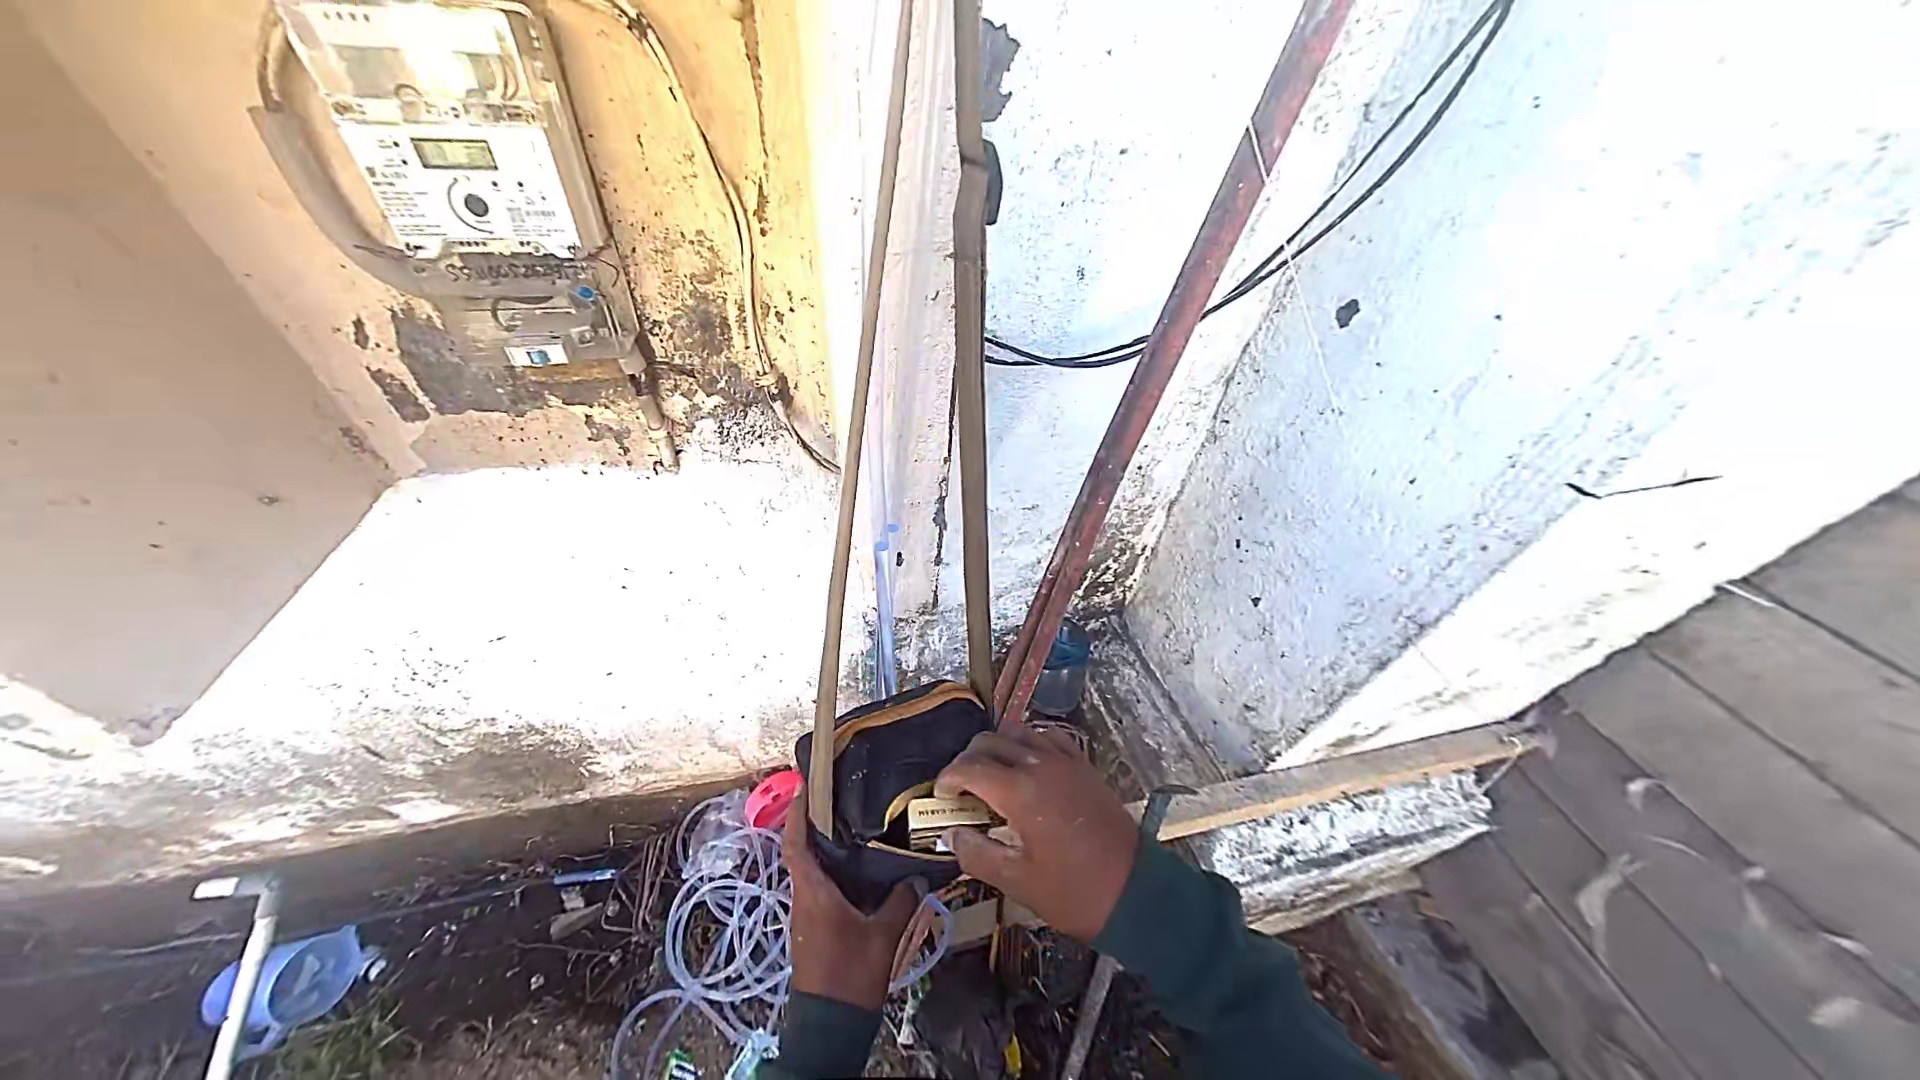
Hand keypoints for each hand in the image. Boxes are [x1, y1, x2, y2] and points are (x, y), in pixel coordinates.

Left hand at [784, 786, 923, 1009]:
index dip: (798, 812)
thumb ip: (901, 901)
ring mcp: (806, 912)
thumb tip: (918, 876)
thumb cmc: (851, 974)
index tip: (806, 785)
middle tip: (838, 795)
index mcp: (813, 891)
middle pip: (801, 849)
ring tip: (850, 822)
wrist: (829, 1026)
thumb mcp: (882, 935)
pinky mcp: (813, 925)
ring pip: (810, 867)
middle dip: (813, 821)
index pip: (796, 842)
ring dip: (822, 844)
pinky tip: (856, 864)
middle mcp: (803, 896)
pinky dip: (830, 866)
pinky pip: (818, 884)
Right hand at [934, 725, 1139, 942]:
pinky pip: (1048, 737)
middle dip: (968, 759)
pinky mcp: (1083, 765)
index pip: (969, 767)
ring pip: (1019, 732)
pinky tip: (1027, 764)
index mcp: (1019, 791)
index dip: (948, 778)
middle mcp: (1039, 764)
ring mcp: (1064, 761)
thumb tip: (953, 834)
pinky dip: (1029, 743)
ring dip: (997, 746)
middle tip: (962, 787)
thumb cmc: (1074, 891)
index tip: (942, 795)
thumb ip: (977, 854)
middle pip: (990, 741)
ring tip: (991, 773)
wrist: (1136, 891)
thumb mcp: (1017, 882)